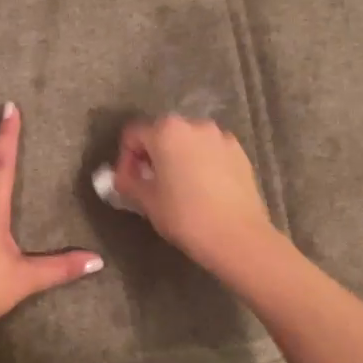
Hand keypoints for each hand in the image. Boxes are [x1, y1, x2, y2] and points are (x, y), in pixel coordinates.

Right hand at [112, 115, 273, 269]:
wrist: (237, 236)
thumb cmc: (184, 216)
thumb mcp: (145, 200)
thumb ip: (127, 181)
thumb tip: (123, 176)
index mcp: (166, 131)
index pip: (132, 135)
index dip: (125, 158)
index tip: (128, 181)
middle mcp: (194, 125)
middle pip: (162, 133)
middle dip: (152, 155)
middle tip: (150, 182)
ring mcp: (221, 137)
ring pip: (188, 141)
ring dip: (177, 157)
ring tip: (178, 186)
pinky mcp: (239, 152)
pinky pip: (210, 151)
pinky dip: (200, 162)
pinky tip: (202, 188)